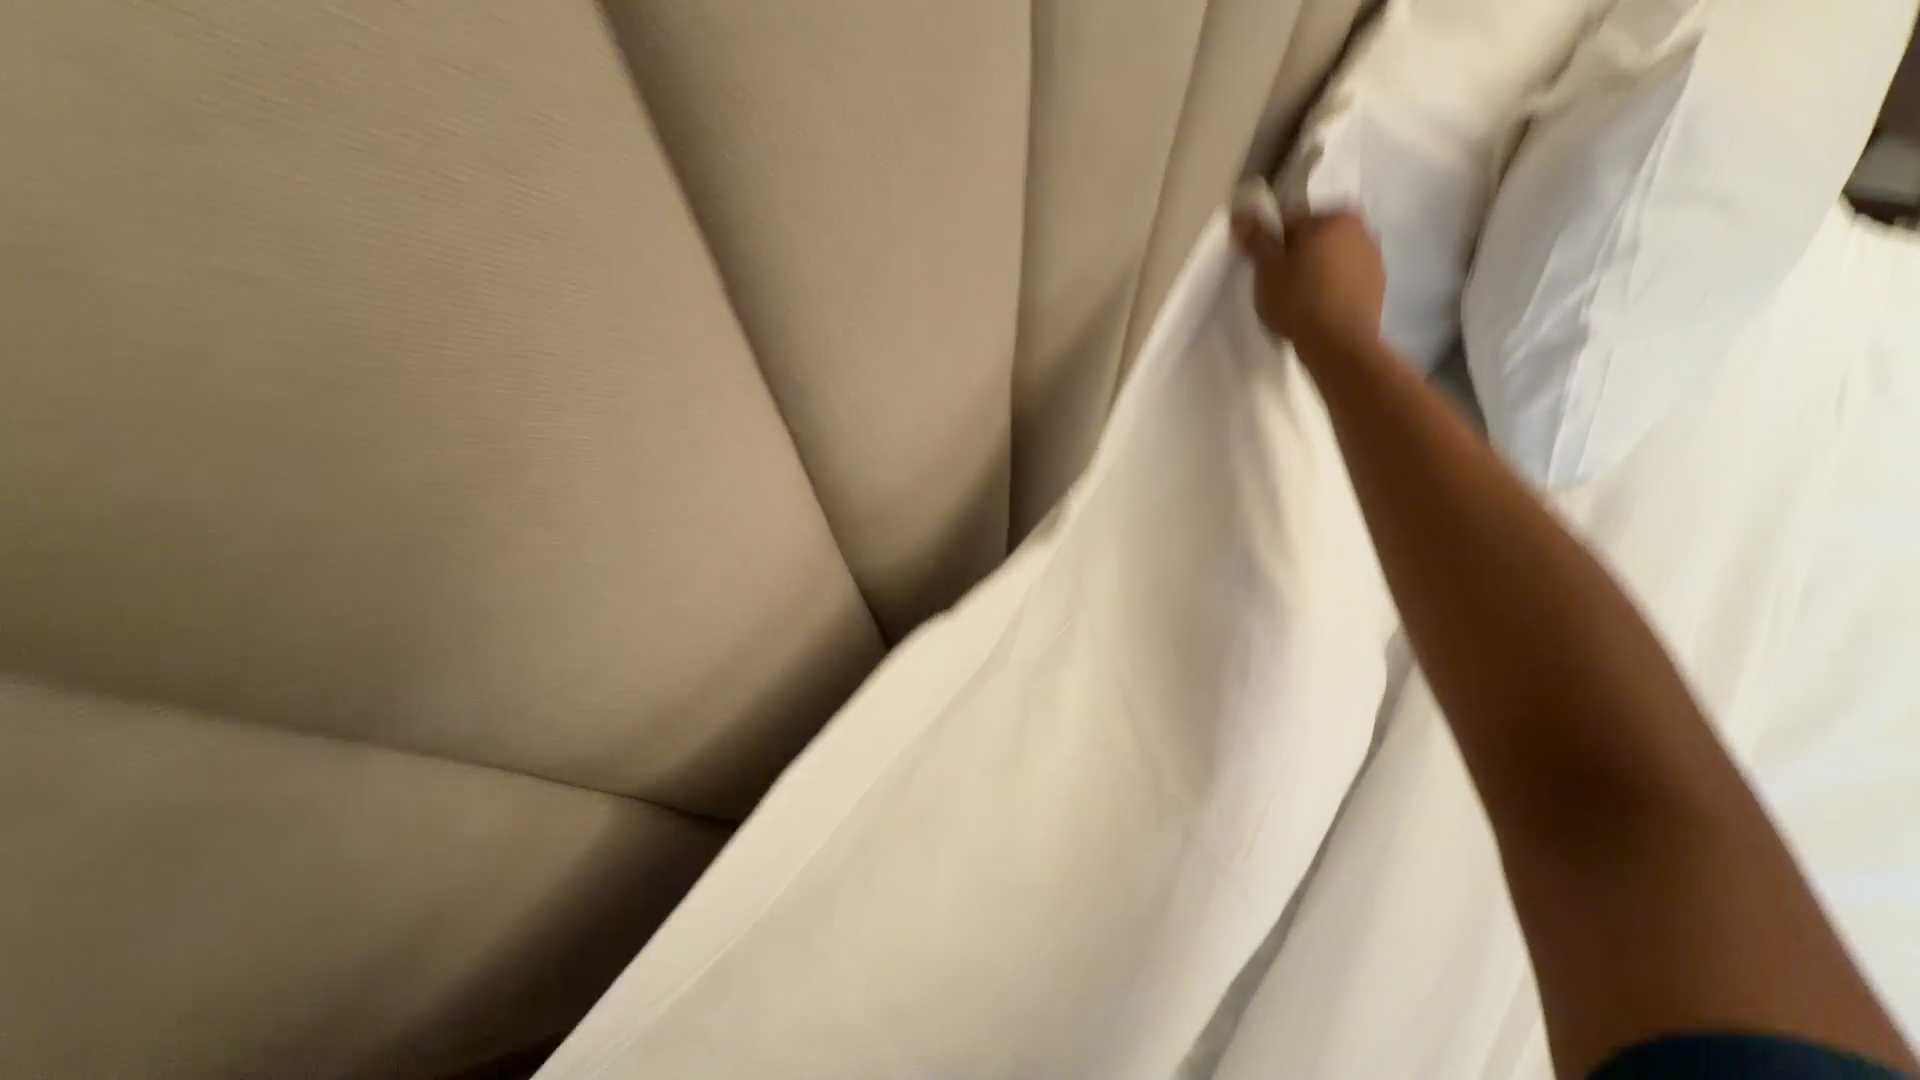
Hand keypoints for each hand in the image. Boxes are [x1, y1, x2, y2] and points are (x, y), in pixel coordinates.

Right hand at [1230, 207, 1385, 358]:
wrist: (1339, 345)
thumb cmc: (1298, 301)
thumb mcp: (1267, 270)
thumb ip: (1256, 238)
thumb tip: (1241, 212)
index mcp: (1334, 216)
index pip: (1291, 221)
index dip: (1272, 244)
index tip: (1264, 268)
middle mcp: (1360, 228)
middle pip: (1315, 238)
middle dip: (1298, 255)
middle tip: (1280, 285)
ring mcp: (1374, 257)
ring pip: (1332, 258)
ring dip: (1317, 271)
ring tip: (1299, 301)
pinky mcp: (1378, 286)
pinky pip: (1346, 279)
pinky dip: (1333, 288)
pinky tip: (1319, 310)